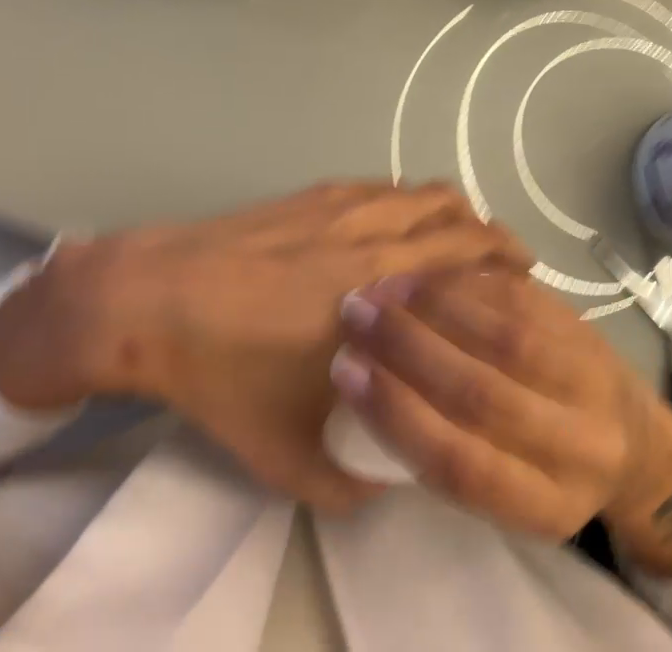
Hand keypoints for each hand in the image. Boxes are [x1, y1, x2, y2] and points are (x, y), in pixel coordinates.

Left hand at [0, 181, 533, 512]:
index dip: (510, 272)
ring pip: (425, 193)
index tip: (528, 292)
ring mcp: (342, 209)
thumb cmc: (219, 373)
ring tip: (465, 242)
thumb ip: (343, 480)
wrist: (143, 302)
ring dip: (458, 214)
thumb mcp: (281, 453)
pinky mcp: (312, 194)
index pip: (472, 267)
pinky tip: (403, 222)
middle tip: (512, 268)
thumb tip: (385, 486)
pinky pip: (385, 186)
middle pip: (460, 219)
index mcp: (381, 299)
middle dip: (497, 239)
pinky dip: (412, 200)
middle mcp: (375, 241)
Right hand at [332, 271, 671, 575]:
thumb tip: (369, 391)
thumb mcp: (507, 502)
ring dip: (436, 307)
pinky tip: (428, 274)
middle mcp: (576, 446)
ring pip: (507, 336)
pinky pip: (526, 300)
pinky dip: (470, 285)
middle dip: (408, 350)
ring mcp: (591, 381)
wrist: (639, 447)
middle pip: (482, 393)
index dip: (398, 417)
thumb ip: (447, 461)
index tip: (346, 373)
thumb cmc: (551, 479)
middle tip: (355, 315)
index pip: (462, 464)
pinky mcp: (589, 332)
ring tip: (384, 287)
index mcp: (544, 505)